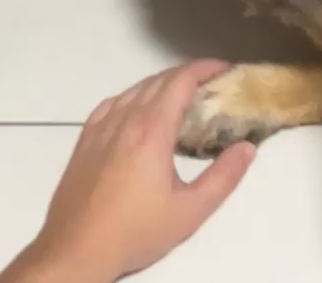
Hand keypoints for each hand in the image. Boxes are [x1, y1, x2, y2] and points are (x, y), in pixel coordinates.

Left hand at [0, 61, 257, 282]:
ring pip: (136, 88)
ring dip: (162, 84)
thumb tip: (248, 148)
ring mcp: (101, 127)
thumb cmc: (133, 232)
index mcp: (152, 129)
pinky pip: (113, 103)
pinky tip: (139, 111)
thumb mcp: (189, 212)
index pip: (181, 80)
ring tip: (181, 98)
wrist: (74, 253)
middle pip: (160, 79)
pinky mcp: (84, 139)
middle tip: (211, 86)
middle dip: (188, 75)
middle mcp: (126, 118)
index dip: (205, 68)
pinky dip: (134, 96)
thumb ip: (223, 178)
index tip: (225, 69)